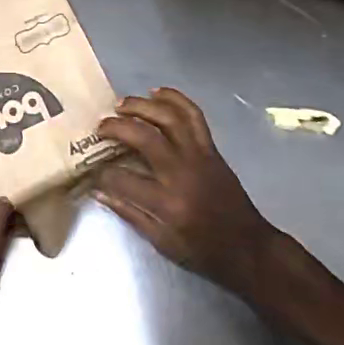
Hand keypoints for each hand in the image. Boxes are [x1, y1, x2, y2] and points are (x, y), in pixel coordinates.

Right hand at [93, 87, 278, 291]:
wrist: (250, 248)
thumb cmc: (204, 251)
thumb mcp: (163, 243)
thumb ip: (129, 213)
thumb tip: (99, 190)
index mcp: (168, 203)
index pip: (123, 179)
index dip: (102, 173)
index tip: (93, 170)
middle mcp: (182, 174)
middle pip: (144, 137)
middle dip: (116, 127)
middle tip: (101, 127)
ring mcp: (199, 157)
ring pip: (169, 118)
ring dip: (141, 106)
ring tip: (121, 104)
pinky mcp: (211, 149)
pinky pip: (193, 115)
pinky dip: (174, 99)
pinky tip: (155, 93)